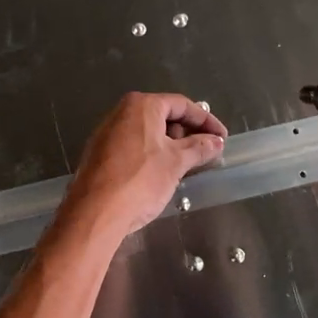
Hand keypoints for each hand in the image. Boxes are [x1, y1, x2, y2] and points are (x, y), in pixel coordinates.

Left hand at [60, 93, 227, 238]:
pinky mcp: (99, 154)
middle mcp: (121, 113)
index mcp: (141, 106)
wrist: (95, 213)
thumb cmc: (140, 180)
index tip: (222, 137)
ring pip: (147, 132)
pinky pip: (133, 146)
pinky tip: (161, 173)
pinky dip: (151, 154)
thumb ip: (198, 148)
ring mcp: (107, 133)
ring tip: (187, 164)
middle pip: (162, 115)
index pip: (181, 104)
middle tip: (205, 151)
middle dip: (187, 132)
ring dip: (170, 145)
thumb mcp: (175, 163)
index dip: (205, 120)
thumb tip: (215, 141)